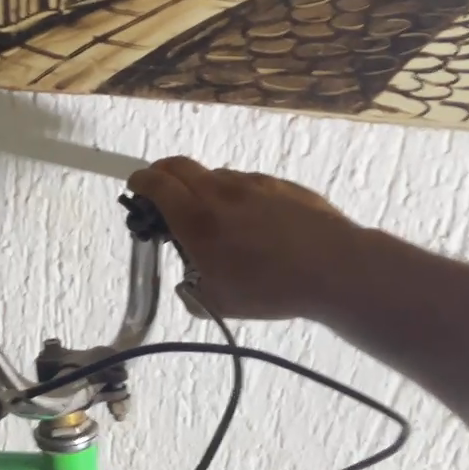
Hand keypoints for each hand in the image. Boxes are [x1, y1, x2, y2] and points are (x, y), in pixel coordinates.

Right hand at [128, 157, 360, 321]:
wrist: (333, 268)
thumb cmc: (269, 289)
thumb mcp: (218, 303)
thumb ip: (192, 292)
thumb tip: (189, 285)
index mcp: (196, 219)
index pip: (157, 185)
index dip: (140, 181)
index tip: (134, 185)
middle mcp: (220, 192)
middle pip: (180, 166)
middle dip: (162, 172)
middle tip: (159, 188)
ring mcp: (253, 184)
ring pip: (215, 175)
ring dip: (202, 187)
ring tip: (211, 215)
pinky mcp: (281, 185)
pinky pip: (246, 184)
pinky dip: (235, 195)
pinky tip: (251, 222)